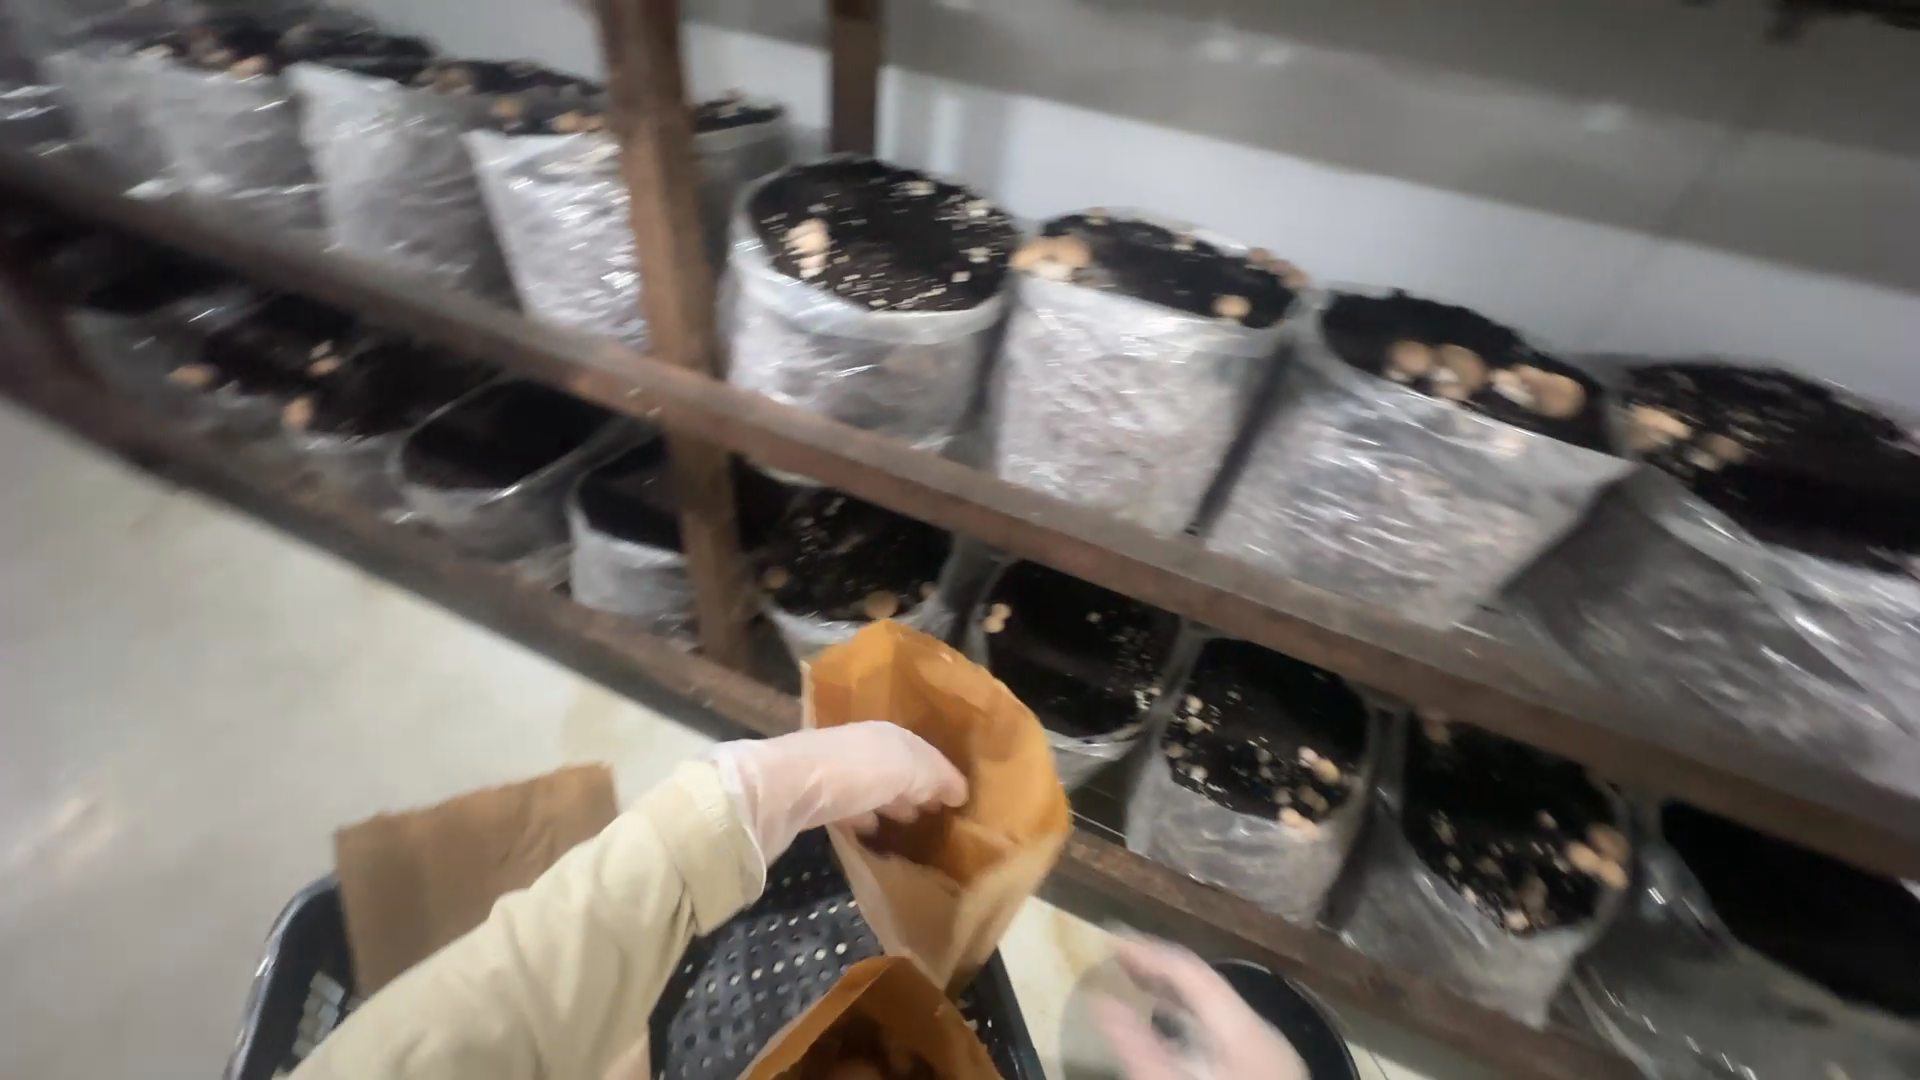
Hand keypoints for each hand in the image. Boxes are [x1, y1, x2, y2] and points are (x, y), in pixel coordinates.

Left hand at [712, 722, 968, 865]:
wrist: (786, 788)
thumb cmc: (857, 771)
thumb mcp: (910, 768)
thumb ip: (937, 777)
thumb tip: (960, 792)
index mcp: (889, 734)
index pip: (923, 751)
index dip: (940, 772)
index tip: (956, 799)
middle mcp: (863, 745)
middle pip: (897, 766)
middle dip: (915, 785)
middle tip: (933, 812)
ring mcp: (836, 772)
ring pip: (873, 786)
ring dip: (889, 802)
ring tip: (906, 825)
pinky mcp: (814, 800)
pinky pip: (849, 806)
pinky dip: (863, 816)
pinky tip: (869, 832)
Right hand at [1095, 937, 1307, 1079]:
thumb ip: (1136, 1048)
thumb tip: (1100, 1002)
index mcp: (1244, 1030)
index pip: (1189, 970)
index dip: (1148, 953)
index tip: (1110, 944)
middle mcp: (1262, 1036)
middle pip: (1205, 987)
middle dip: (1159, 972)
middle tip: (1117, 963)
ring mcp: (1270, 1061)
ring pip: (1215, 1013)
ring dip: (1174, 999)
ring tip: (1135, 991)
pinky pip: (1222, 1038)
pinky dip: (1191, 1028)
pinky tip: (1168, 1040)